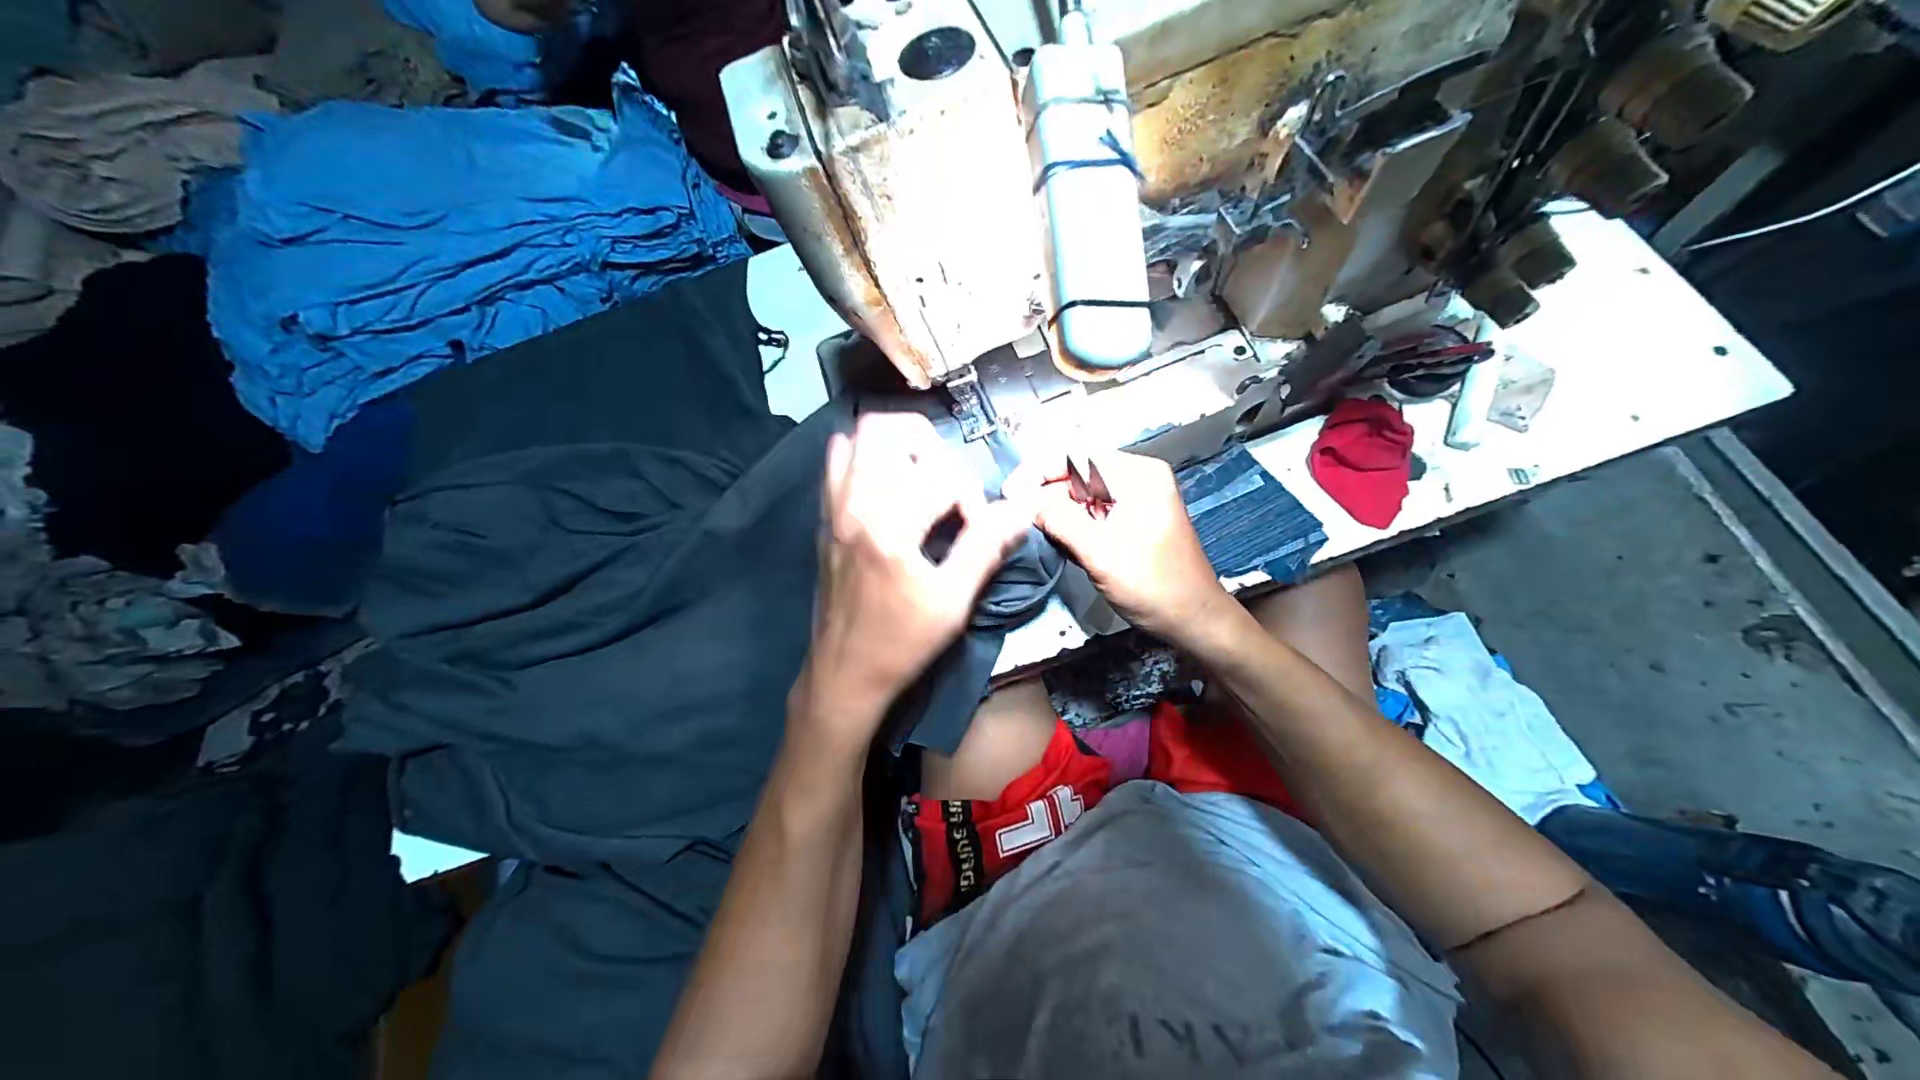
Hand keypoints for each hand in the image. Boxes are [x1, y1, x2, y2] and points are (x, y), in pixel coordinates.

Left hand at [796, 413, 1034, 748]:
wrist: (844, 674)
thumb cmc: (901, 644)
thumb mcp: (953, 602)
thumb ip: (987, 547)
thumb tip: (1023, 508)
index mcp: (888, 527)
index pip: (941, 476)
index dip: (971, 498)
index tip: (975, 529)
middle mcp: (854, 505)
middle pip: (889, 430)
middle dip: (932, 446)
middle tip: (950, 483)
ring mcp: (833, 508)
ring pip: (859, 437)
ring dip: (898, 444)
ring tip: (922, 478)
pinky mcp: (824, 517)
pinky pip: (836, 461)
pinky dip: (866, 456)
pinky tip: (890, 486)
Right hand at [1007, 450, 1235, 647]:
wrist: (1195, 622)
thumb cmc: (1154, 586)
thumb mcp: (1100, 552)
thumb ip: (1059, 520)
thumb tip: (1026, 502)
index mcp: (1138, 475)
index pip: (1077, 459)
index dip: (1039, 472)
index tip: (1010, 491)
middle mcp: (1139, 480)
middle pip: (1079, 476)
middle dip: (1045, 493)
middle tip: (1013, 513)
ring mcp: (1137, 501)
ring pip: (1083, 496)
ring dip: (1056, 510)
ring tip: (1027, 525)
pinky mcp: (1133, 522)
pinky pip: (1094, 513)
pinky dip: (1072, 523)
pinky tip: (1054, 536)